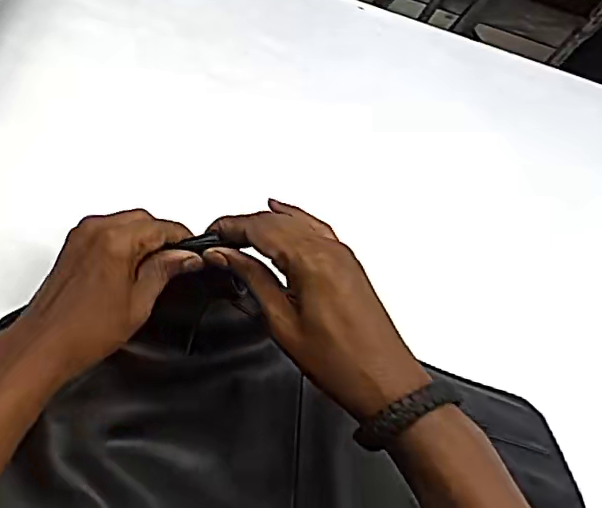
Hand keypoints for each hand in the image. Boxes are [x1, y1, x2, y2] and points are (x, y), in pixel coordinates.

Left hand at [6, 209, 201, 384]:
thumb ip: (163, 272)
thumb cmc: (83, 330)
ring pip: (123, 222)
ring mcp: (82, 234)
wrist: (47, 341)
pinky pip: (106, 230)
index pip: (160, 226)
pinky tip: (128, 268)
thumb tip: (183, 258)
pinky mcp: (74, 242)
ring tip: (152, 270)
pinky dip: (121, 241)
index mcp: (114, 239)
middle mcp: (95, 229)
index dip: (182, 238)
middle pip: (142, 219)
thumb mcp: (138, 303)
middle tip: (177, 263)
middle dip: (162, 237)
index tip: (193, 252)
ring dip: (141, 238)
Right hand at [205, 200, 429, 419]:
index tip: (211, 233)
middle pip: (273, 220)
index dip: (229, 227)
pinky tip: (282, 211)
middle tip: (218, 237)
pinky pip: (314, 226)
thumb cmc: (344, 365)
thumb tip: (226, 255)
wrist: (390, 389)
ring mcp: (341, 254)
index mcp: (310, 260)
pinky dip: (293, 217)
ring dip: (264, 221)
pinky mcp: (348, 263)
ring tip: (240, 231)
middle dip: (242, 224)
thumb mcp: (282, 323)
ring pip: (293, 220)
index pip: (258, 227)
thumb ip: (252, 279)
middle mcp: (328, 250)